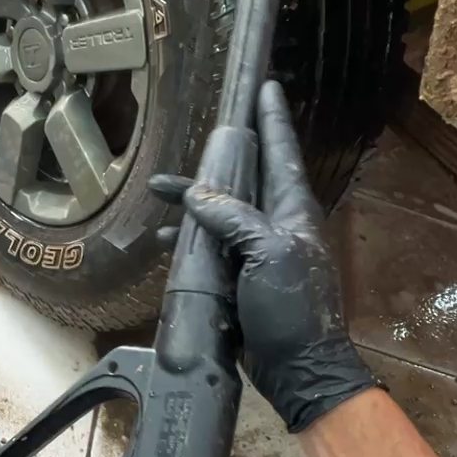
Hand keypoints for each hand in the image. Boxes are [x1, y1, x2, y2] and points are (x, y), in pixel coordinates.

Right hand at [150, 80, 375, 431]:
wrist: (298, 367)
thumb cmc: (292, 308)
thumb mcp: (267, 254)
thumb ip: (234, 219)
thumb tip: (197, 193)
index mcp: (292, 212)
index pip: (282, 154)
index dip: (273, 120)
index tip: (266, 89)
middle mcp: (276, 226)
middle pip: (244, 182)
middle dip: (216, 166)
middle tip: (185, 152)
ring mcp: (258, 253)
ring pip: (223, 215)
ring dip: (193, 206)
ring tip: (158, 196)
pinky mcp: (242, 279)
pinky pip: (213, 248)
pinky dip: (190, 241)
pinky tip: (165, 243)